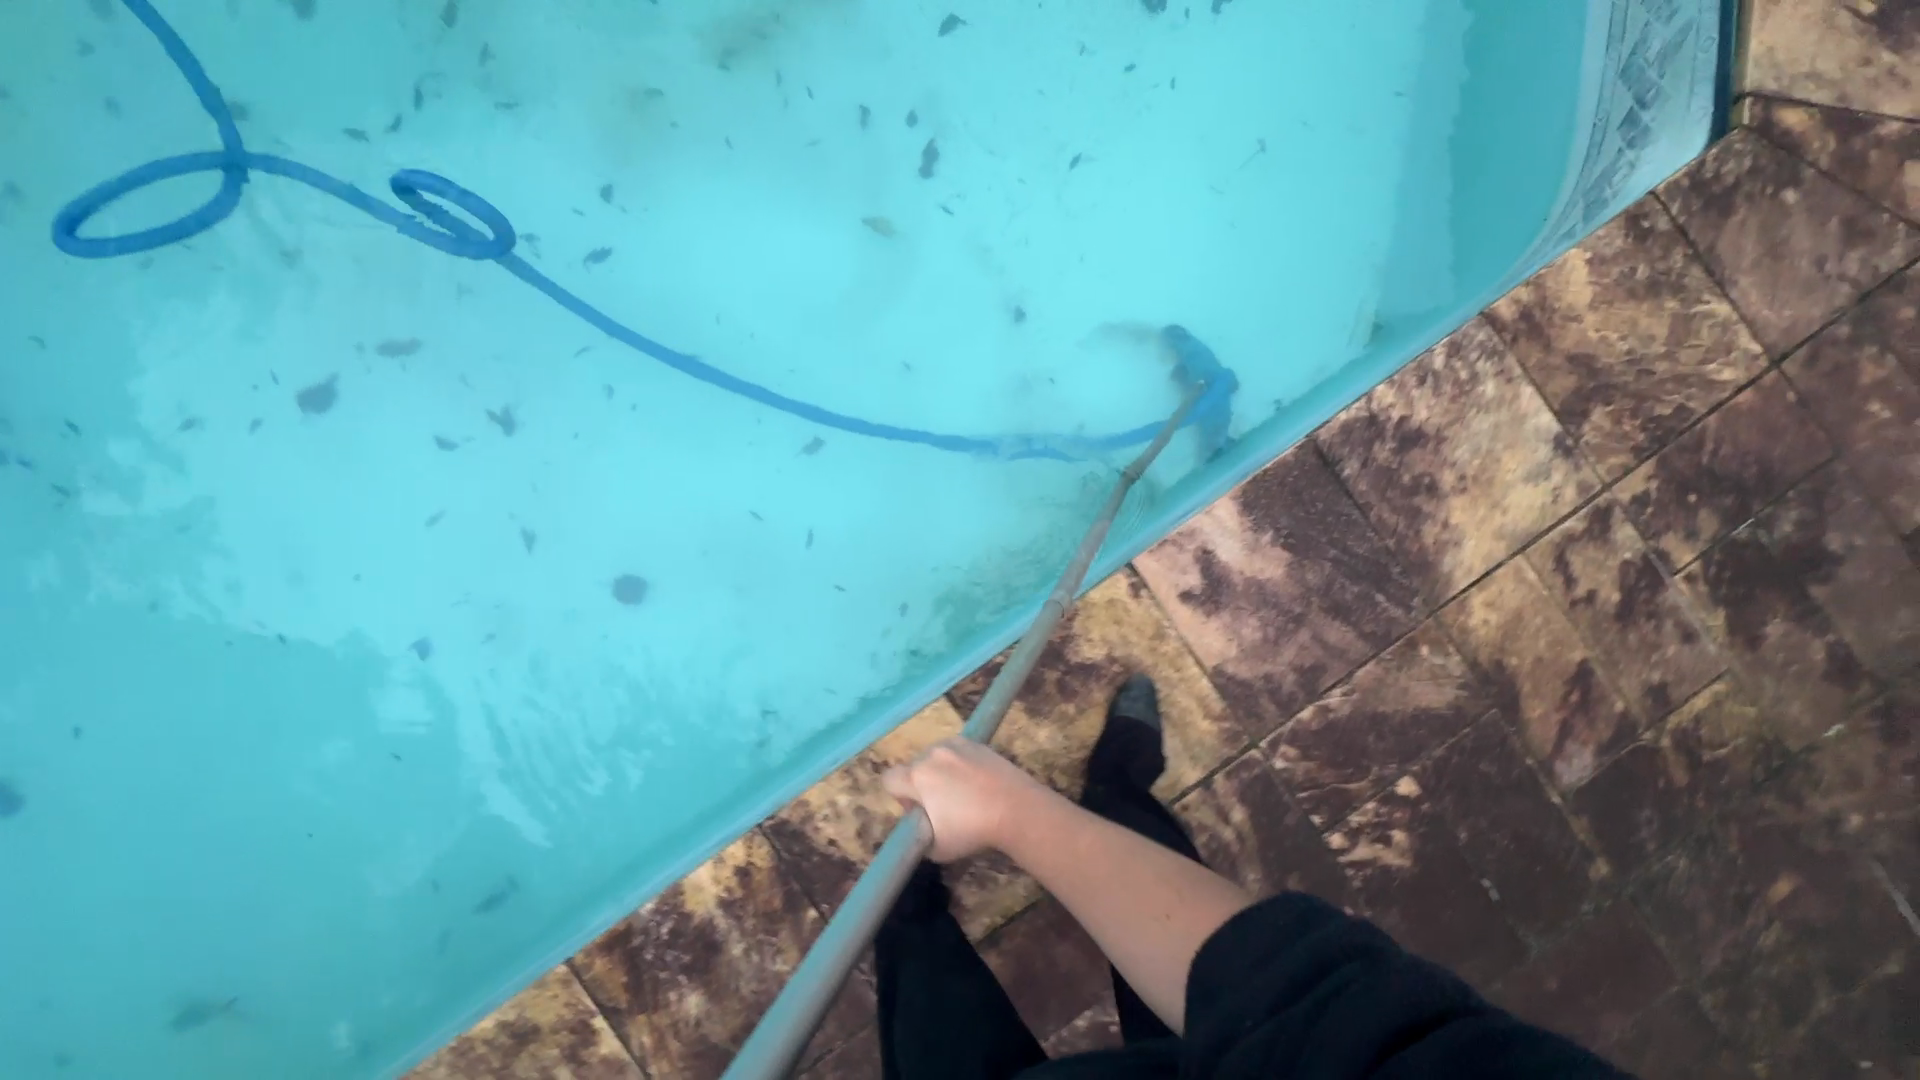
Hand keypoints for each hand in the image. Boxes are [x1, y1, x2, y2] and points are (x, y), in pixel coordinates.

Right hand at [881, 738, 1050, 861]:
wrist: (1015, 808)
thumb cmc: (972, 830)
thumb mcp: (936, 848)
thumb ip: (918, 835)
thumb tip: (920, 826)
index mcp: (917, 777)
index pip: (889, 779)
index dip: (899, 797)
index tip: (919, 810)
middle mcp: (932, 754)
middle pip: (914, 767)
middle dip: (921, 784)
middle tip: (943, 805)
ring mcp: (956, 744)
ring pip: (936, 757)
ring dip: (940, 771)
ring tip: (962, 791)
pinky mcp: (976, 742)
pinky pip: (957, 751)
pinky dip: (960, 763)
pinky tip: (976, 781)